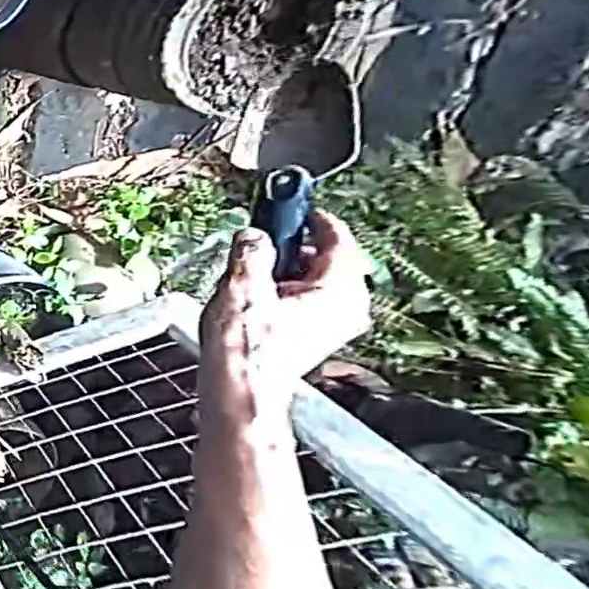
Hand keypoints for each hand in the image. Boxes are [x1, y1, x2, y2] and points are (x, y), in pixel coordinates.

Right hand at [199, 210, 371, 418]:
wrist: (241, 387)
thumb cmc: (246, 346)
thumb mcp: (241, 289)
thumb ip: (251, 255)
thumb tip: (254, 235)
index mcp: (339, 292)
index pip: (338, 241)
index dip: (311, 218)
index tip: (292, 201)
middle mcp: (347, 307)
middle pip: (327, 259)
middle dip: (292, 245)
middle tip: (258, 238)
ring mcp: (333, 322)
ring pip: (315, 278)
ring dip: (284, 267)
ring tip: (246, 270)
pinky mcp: (315, 332)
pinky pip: (307, 296)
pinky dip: (283, 286)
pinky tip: (253, 293)